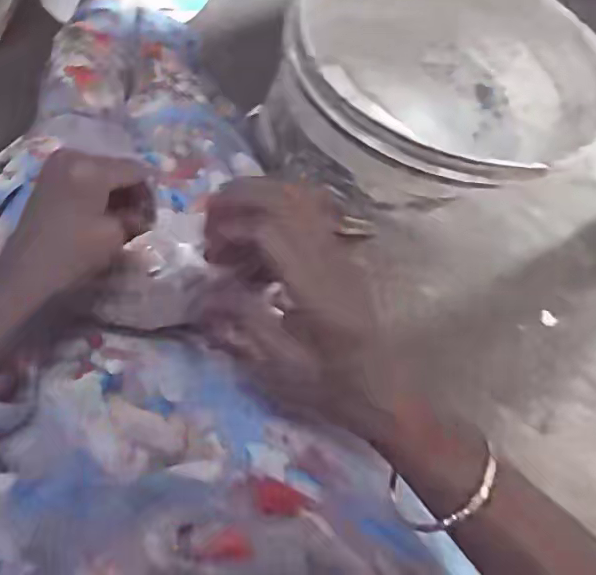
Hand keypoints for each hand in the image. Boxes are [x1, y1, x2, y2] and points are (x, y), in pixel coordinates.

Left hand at [0, 150, 153, 303]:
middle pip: (116, 165)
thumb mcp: (114, 234)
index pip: (134, 169)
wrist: (28, 267)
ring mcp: (57, 162)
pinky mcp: (49, 174)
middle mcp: (73, 155)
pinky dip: (96, 187)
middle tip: (143, 215)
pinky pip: (82, 173)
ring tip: (124, 216)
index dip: (151, 189)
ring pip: (99, 168)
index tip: (158, 211)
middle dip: (132, 188)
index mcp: (90, 166)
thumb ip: (135, 214)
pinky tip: (103, 209)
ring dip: (114, 188)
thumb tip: (143, 210)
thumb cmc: (73, 251)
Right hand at [202, 178, 397, 437]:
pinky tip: (254, 233)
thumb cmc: (333, 389)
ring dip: (252, 197)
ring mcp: (340, 252)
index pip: (270, 231)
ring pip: (295, 196)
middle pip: (283, 200)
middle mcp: (332, 261)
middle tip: (208, 221)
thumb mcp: (281, 368)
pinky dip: (271, 207)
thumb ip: (242, 319)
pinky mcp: (340, 252)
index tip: (209, 253)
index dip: (230, 230)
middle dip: (236, 199)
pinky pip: (304, 209)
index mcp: (318, 291)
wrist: (390, 400)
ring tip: (225, 219)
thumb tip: (205, 288)